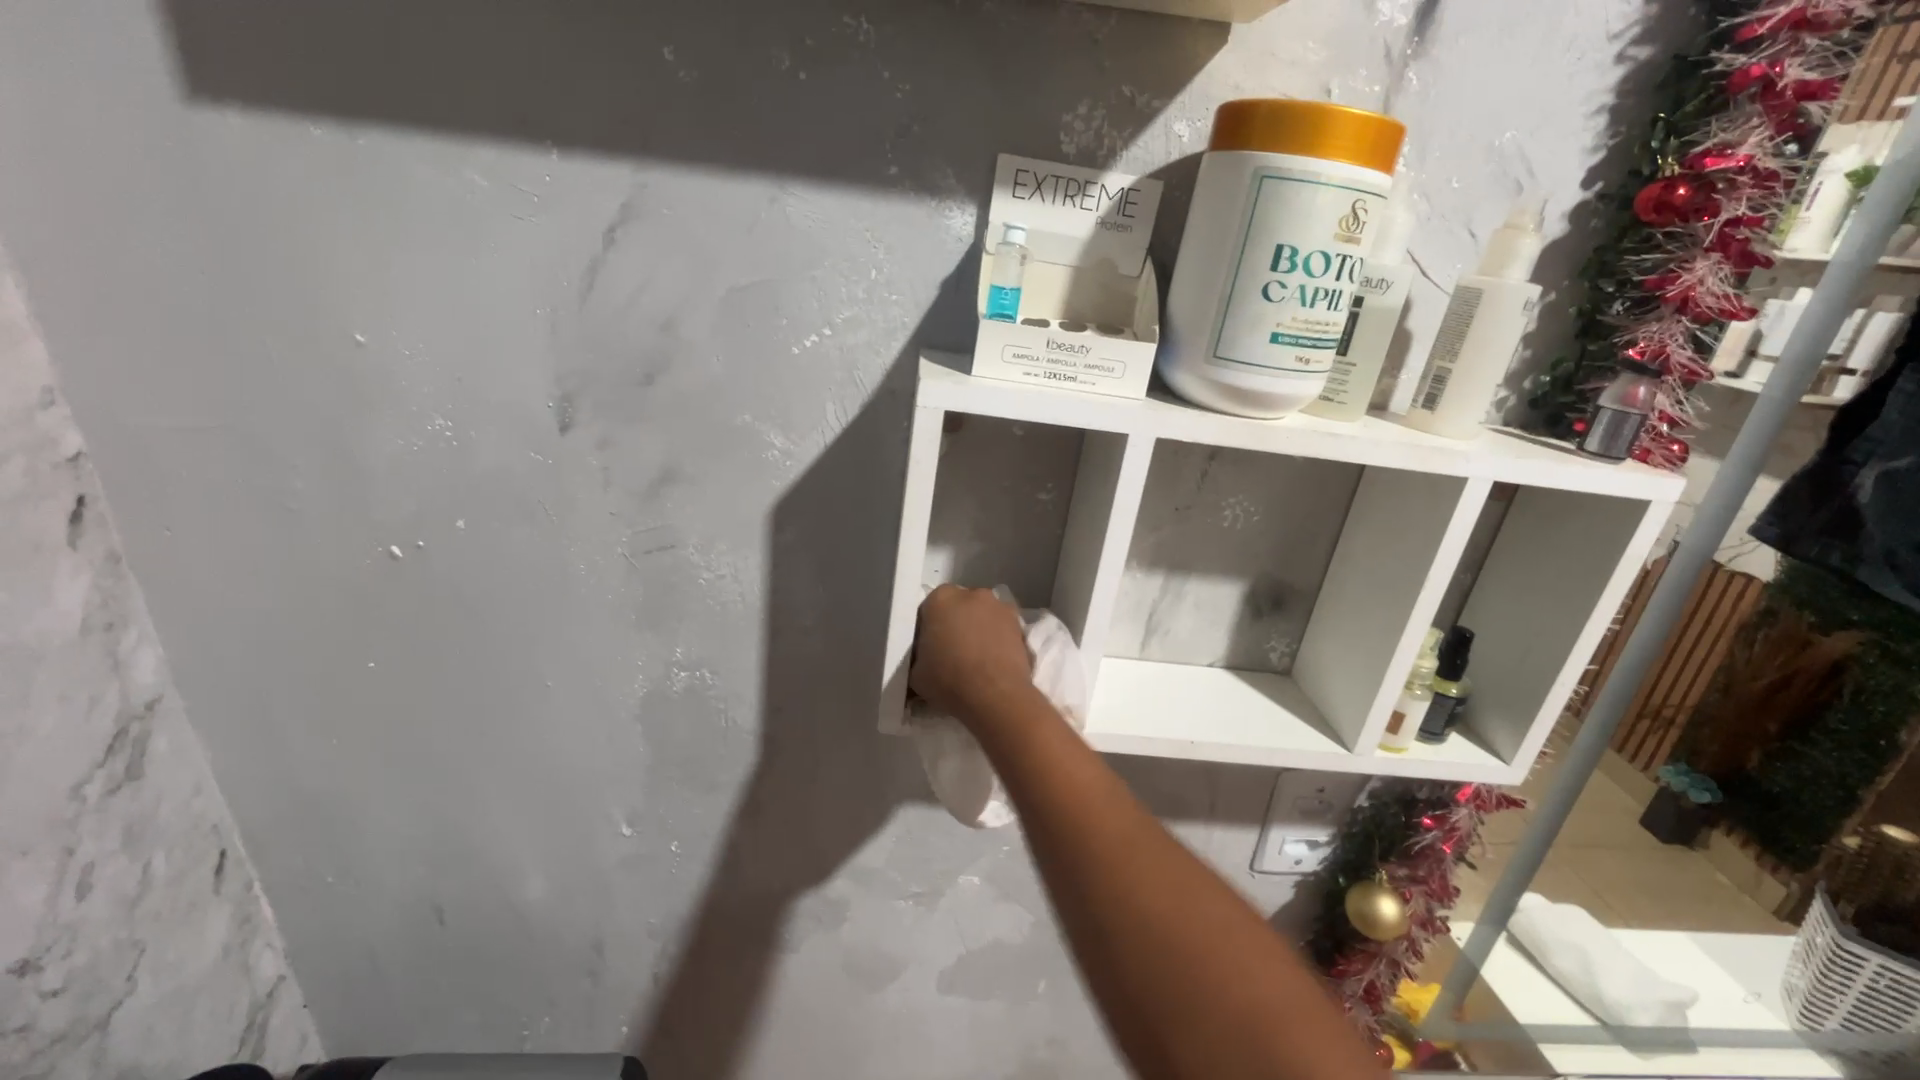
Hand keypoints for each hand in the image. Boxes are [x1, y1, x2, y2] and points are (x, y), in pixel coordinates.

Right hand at [910, 585, 1037, 726]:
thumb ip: (918, 658)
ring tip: (977, 659)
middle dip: (956, 624)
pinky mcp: (1021, 624)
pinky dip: (999, 640)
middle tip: (952, 653)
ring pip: (983, 616)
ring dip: (979, 630)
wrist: (995, 695)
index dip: (928, 630)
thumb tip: (924, 662)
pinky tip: (994, 662)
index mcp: (940, 599)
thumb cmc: (948, 680)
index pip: (929, 609)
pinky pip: (1003, 629)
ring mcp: (1000, 607)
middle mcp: (971, 594)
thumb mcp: (916, 674)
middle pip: (959, 608)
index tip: (929, 649)